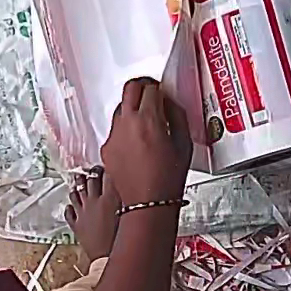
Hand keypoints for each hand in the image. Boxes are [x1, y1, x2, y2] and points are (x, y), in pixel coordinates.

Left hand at [101, 78, 190, 205]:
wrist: (148, 204)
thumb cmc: (167, 180)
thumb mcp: (183, 144)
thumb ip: (177, 117)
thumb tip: (170, 104)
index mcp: (149, 121)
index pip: (151, 88)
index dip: (159, 88)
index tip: (162, 91)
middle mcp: (127, 124)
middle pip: (129, 89)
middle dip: (141, 86)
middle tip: (150, 91)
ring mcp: (114, 136)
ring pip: (120, 108)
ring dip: (132, 108)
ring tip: (145, 121)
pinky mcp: (107, 148)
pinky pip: (115, 129)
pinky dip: (125, 128)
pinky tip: (137, 141)